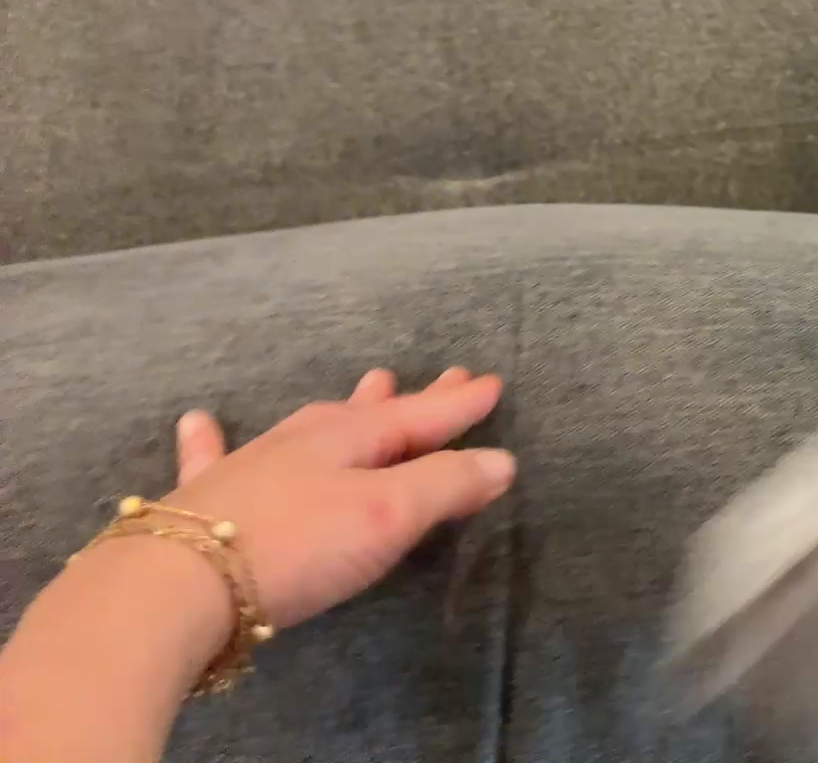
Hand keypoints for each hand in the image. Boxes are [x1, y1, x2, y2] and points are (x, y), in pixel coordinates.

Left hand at [165, 367, 515, 628]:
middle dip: (420, 396)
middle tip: (452, 373)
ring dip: (350, 404)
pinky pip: (209, 456)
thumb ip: (451, 483)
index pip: (427, 413)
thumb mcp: (392, 513)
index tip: (493, 382)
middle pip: (379, 412)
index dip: (463, 401)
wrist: (160, 598)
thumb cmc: (295, 545)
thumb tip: (503, 461)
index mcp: (358, 437)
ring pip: (315, 424)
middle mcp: (309, 440)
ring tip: (374, 381)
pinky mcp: (201, 501)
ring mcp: (252, 465)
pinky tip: (197, 420)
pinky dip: (208, 438)